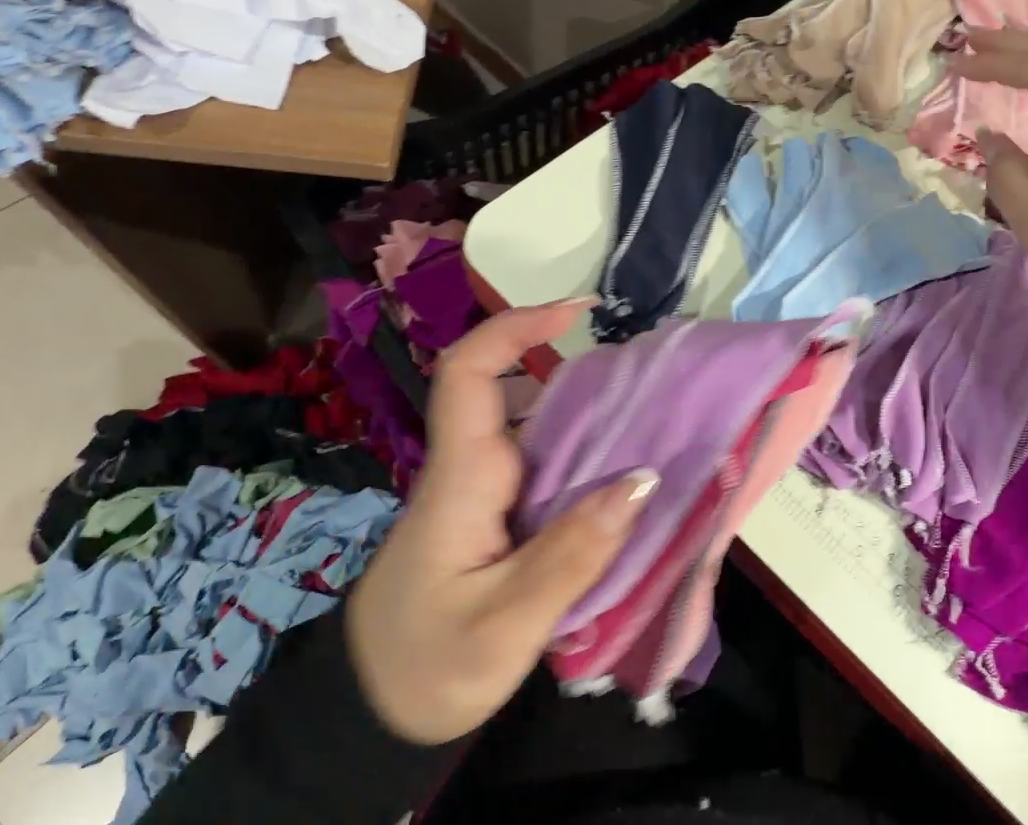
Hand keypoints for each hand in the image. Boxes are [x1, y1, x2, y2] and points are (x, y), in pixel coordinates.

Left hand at [343, 299, 657, 744]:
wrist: (372, 714)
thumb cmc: (428, 667)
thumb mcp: (505, 625)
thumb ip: (572, 555)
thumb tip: (642, 480)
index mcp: (461, 481)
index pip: (469, 374)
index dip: (514, 328)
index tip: (578, 313)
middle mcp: (470, 473)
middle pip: (514, 394)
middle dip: (579, 375)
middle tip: (651, 382)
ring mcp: (482, 497)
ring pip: (535, 434)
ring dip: (590, 420)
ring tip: (655, 424)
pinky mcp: (494, 522)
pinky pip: (545, 473)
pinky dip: (587, 465)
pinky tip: (627, 482)